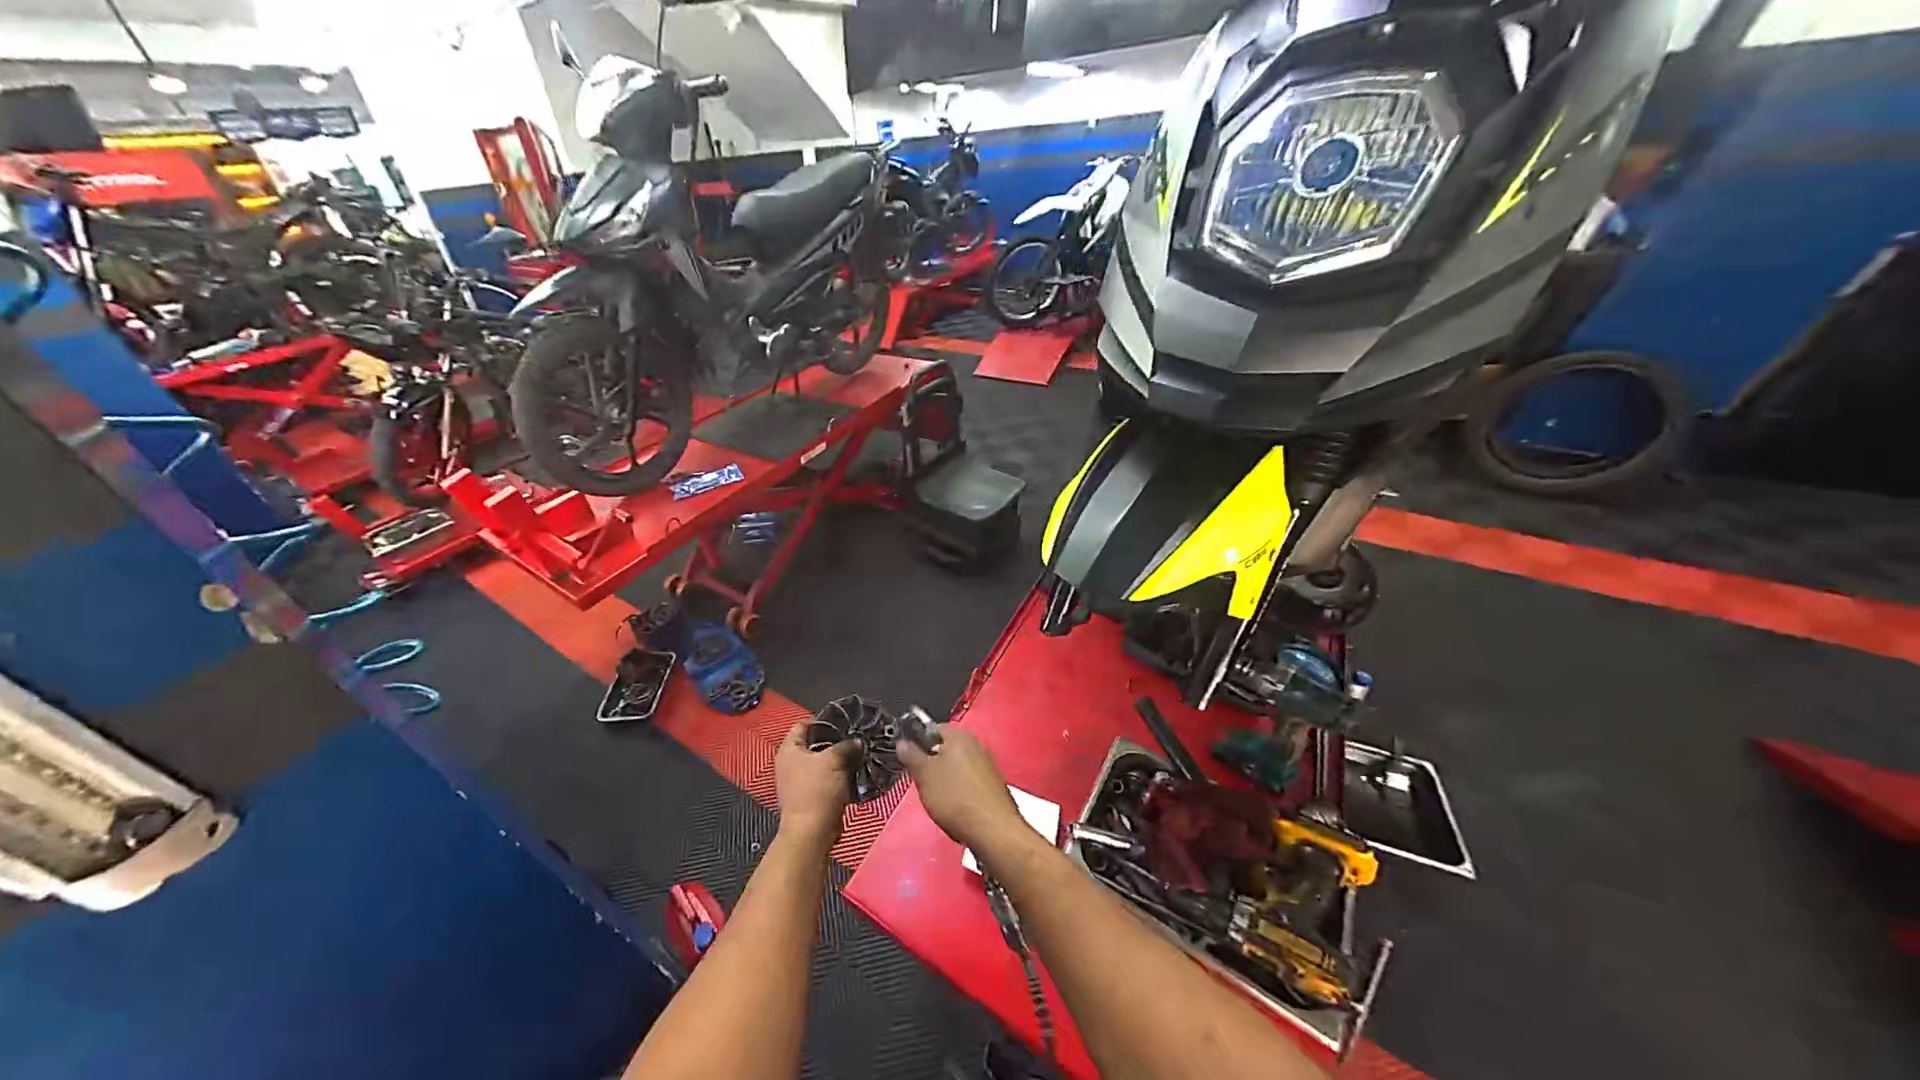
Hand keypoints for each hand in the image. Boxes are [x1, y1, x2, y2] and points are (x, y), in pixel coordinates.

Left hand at [774, 722, 858, 846]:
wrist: (812, 831)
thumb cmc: (817, 790)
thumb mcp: (834, 760)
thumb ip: (846, 746)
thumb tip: (857, 741)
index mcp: (789, 749)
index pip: (803, 724)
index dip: (823, 720)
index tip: (844, 720)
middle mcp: (790, 763)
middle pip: (814, 743)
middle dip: (835, 740)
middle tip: (855, 736)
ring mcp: (799, 780)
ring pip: (822, 762)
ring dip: (839, 759)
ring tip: (859, 752)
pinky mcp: (810, 795)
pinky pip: (827, 778)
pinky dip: (839, 775)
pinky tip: (855, 771)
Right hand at [897, 725, 1022, 852]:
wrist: (991, 830)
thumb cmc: (958, 799)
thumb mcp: (923, 775)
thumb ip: (910, 755)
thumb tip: (903, 744)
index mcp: (960, 736)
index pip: (933, 728)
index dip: (917, 742)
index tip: (909, 756)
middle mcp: (977, 746)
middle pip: (945, 750)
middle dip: (931, 766)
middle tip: (922, 781)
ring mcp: (987, 766)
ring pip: (956, 769)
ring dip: (945, 782)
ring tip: (939, 800)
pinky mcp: (992, 787)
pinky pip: (969, 785)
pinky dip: (960, 794)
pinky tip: (954, 809)